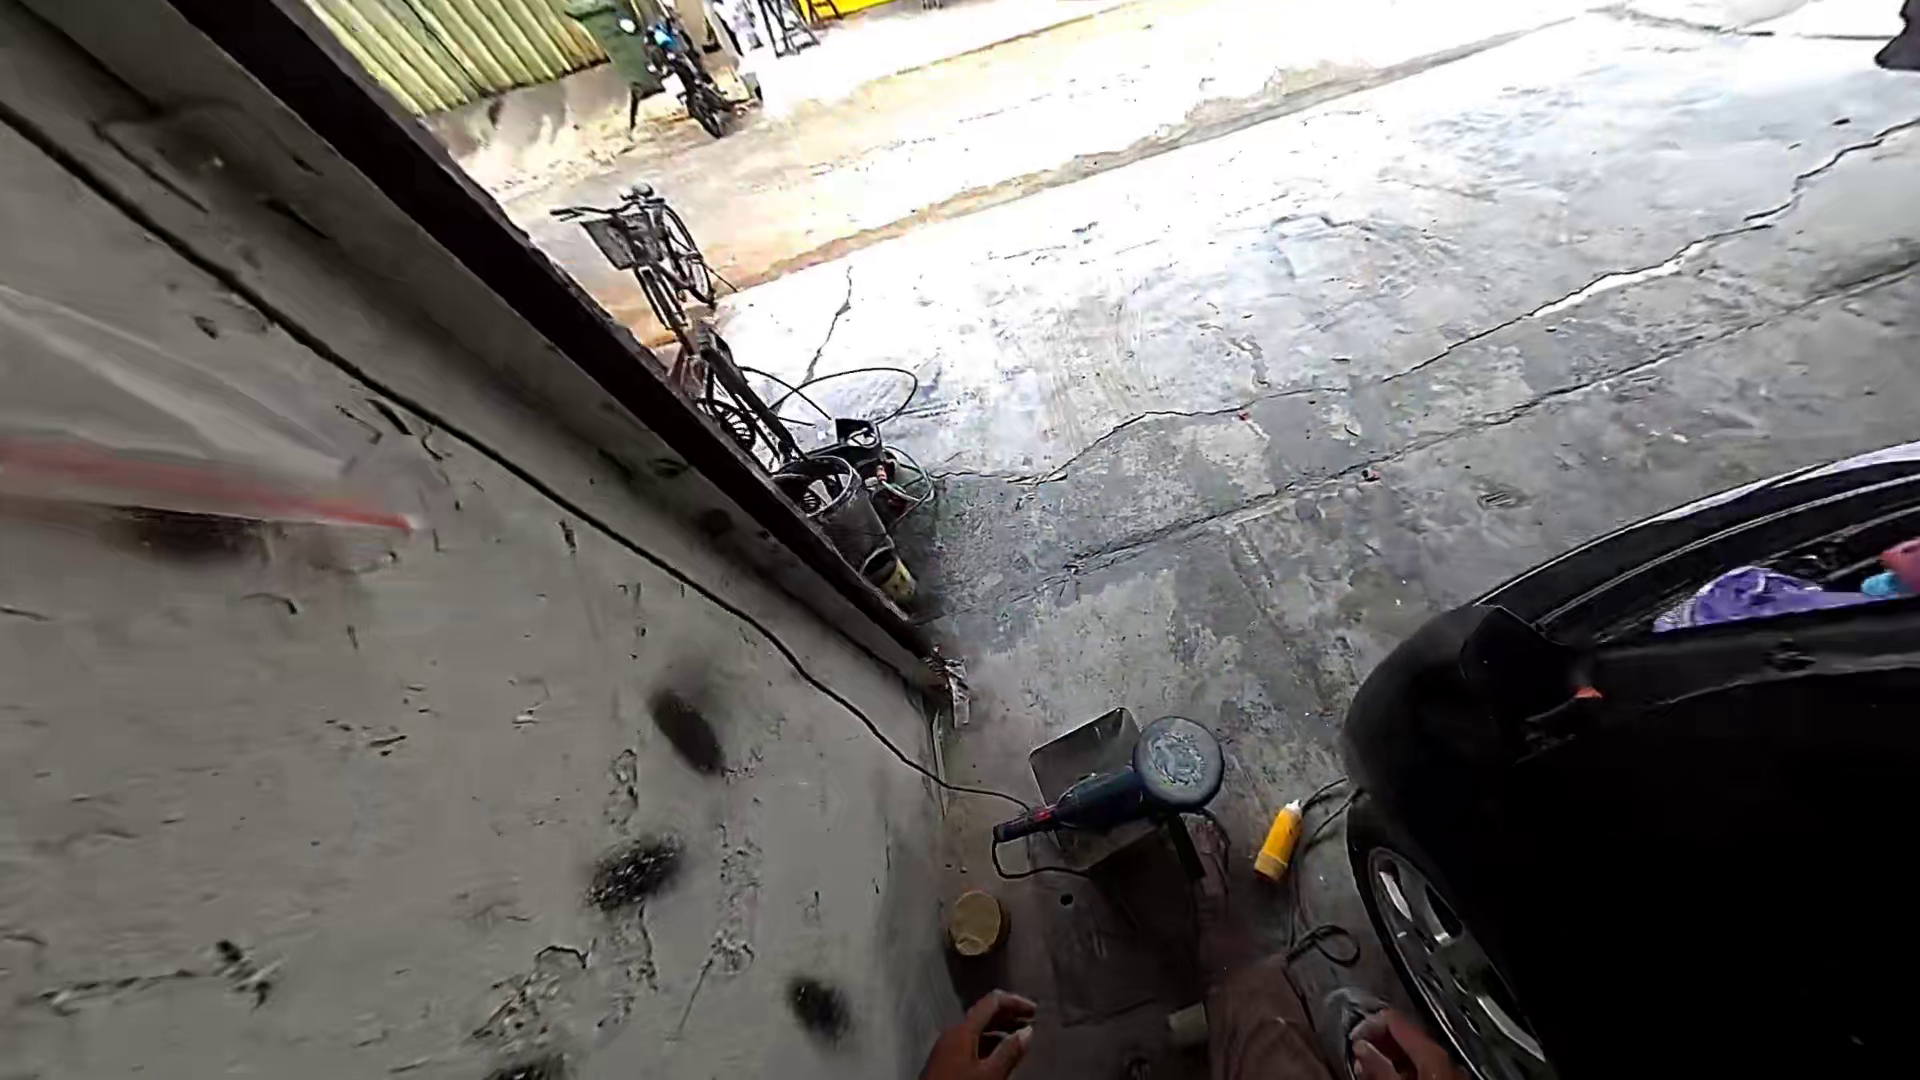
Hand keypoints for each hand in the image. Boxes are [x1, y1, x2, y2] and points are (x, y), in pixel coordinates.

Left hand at [919, 990, 1037, 1079]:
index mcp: (963, 1028)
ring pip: (978, 1030)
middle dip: (1009, 1015)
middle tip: (1031, 1021)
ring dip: (1000, 1030)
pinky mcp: (946, 1061)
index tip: (1034, 1010)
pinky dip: (989, 1044)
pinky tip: (1000, 1055)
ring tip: (1020, 1037)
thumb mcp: (989, 1077)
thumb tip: (1028, 1031)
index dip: (1014, 1002)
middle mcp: (954, 1031)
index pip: (992, 1002)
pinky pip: (972, 1043)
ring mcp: (948, 1046)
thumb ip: (1009, 1053)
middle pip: (985, 1014)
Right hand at [1351, 1009, 1468, 1079]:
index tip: (1354, 1040)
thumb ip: (1378, 1066)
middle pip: (1404, 1036)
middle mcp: (1446, 1060)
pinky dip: (1407, 1073)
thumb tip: (1361, 1047)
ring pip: (1415, 1056)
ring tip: (1374, 1073)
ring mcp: (1454, 1076)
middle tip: (1361, 1058)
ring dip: (1391, 1060)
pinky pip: (1427, 1072)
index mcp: (1432, 1053)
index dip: (1368, 1025)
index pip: (1392, 1019)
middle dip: (1379, 1044)